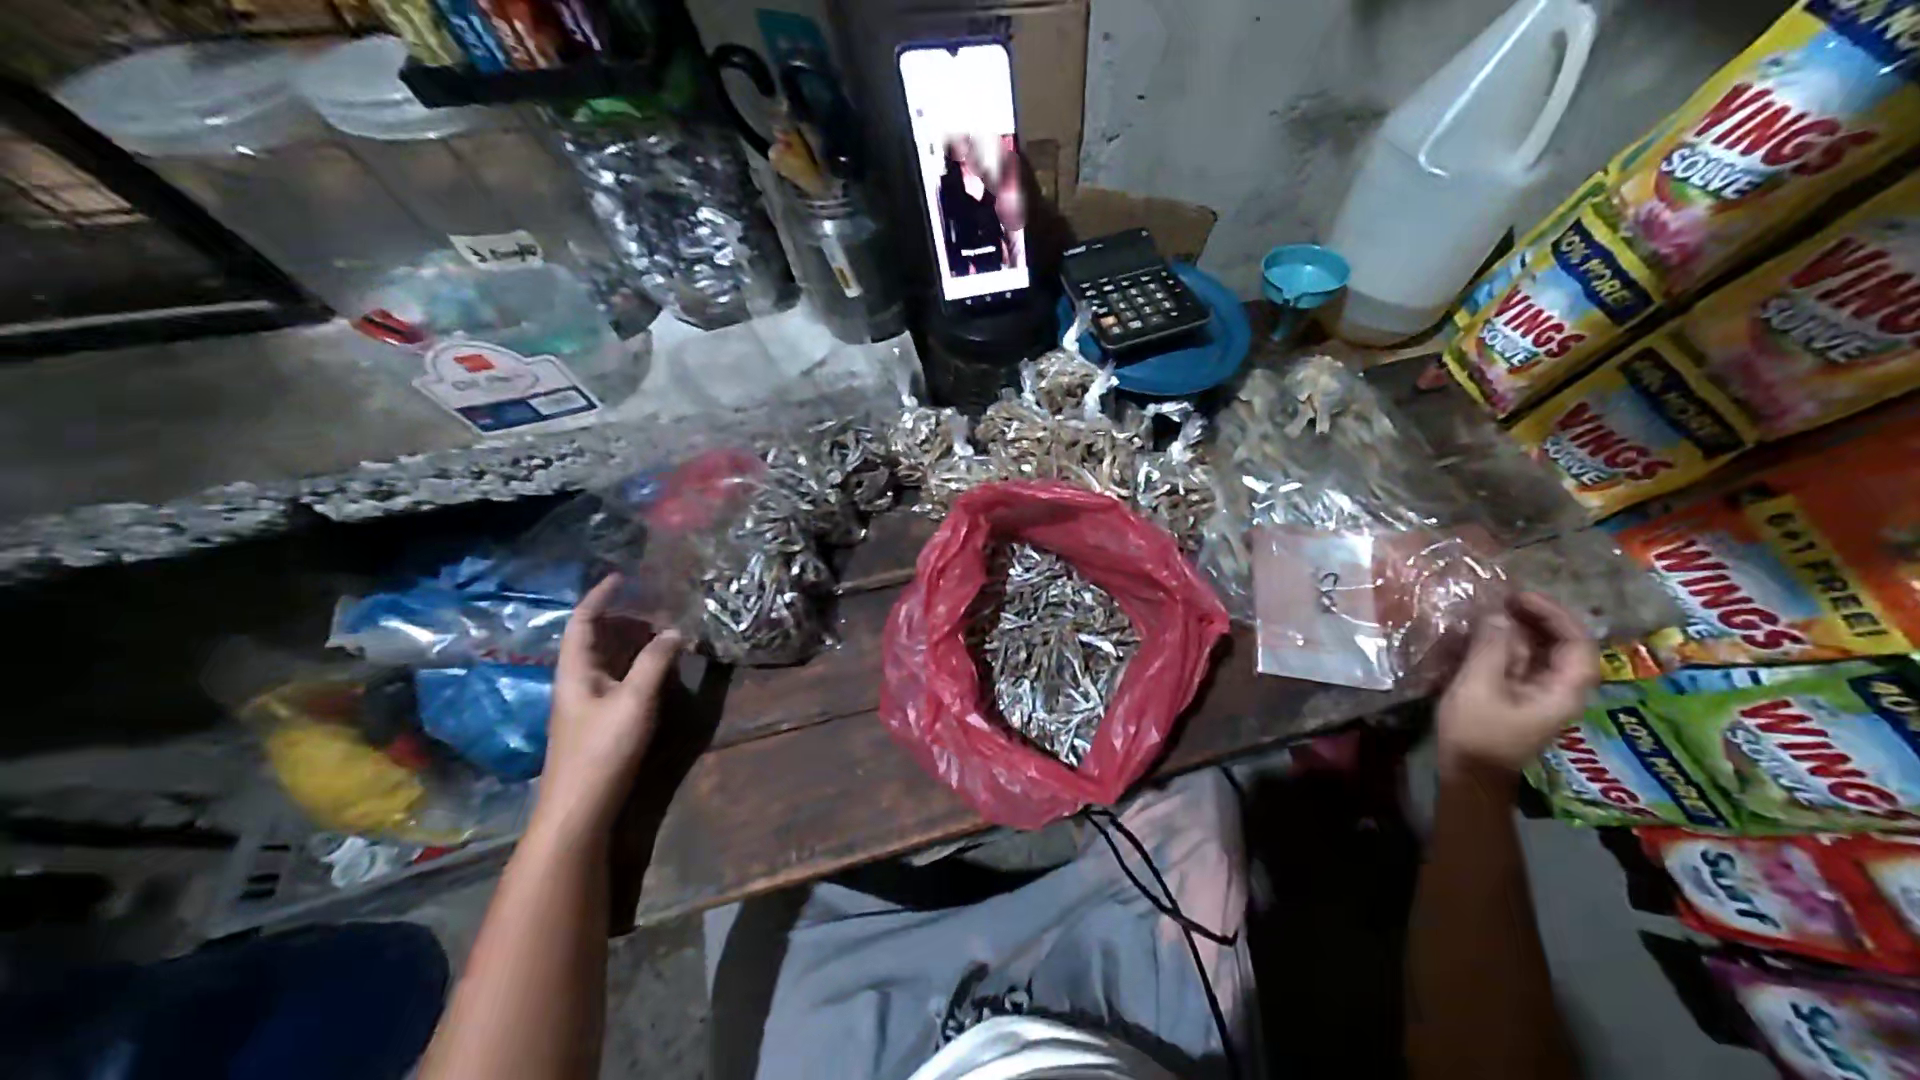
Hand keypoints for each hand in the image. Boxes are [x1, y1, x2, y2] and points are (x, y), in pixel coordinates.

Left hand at [536, 574, 682, 835]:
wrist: (580, 807)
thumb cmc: (603, 749)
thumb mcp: (634, 701)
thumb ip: (655, 663)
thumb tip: (675, 630)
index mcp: (576, 670)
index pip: (583, 622)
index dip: (600, 597)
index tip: (622, 577)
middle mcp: (578, 681)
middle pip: (595, 638)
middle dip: (623, 618)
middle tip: (656, 606)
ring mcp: (588, 703)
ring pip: (609, 660)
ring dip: (633, 642)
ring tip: (663, 631)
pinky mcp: (600, 721)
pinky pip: (618, 679)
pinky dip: (638, 666)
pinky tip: (660, 670)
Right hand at [1435, 592, 1597, 779]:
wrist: (1469, 775)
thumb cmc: (1477, 732)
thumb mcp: (1478, 687)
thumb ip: (1490, 649)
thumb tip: (1496, 616)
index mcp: (1563, 690)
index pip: (1577, 643)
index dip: (1553, 614)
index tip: (1519, 596)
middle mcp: (1560, 690)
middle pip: (1562, 645)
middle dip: (1536, 618)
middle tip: (1502, 598)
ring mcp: (1539, 695)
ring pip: (1539, 654)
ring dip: (1518, 630)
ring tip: (1489, 611)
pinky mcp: (1518, 699)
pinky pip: (1520, 664)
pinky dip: (1505, 646)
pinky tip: (1483, 637)